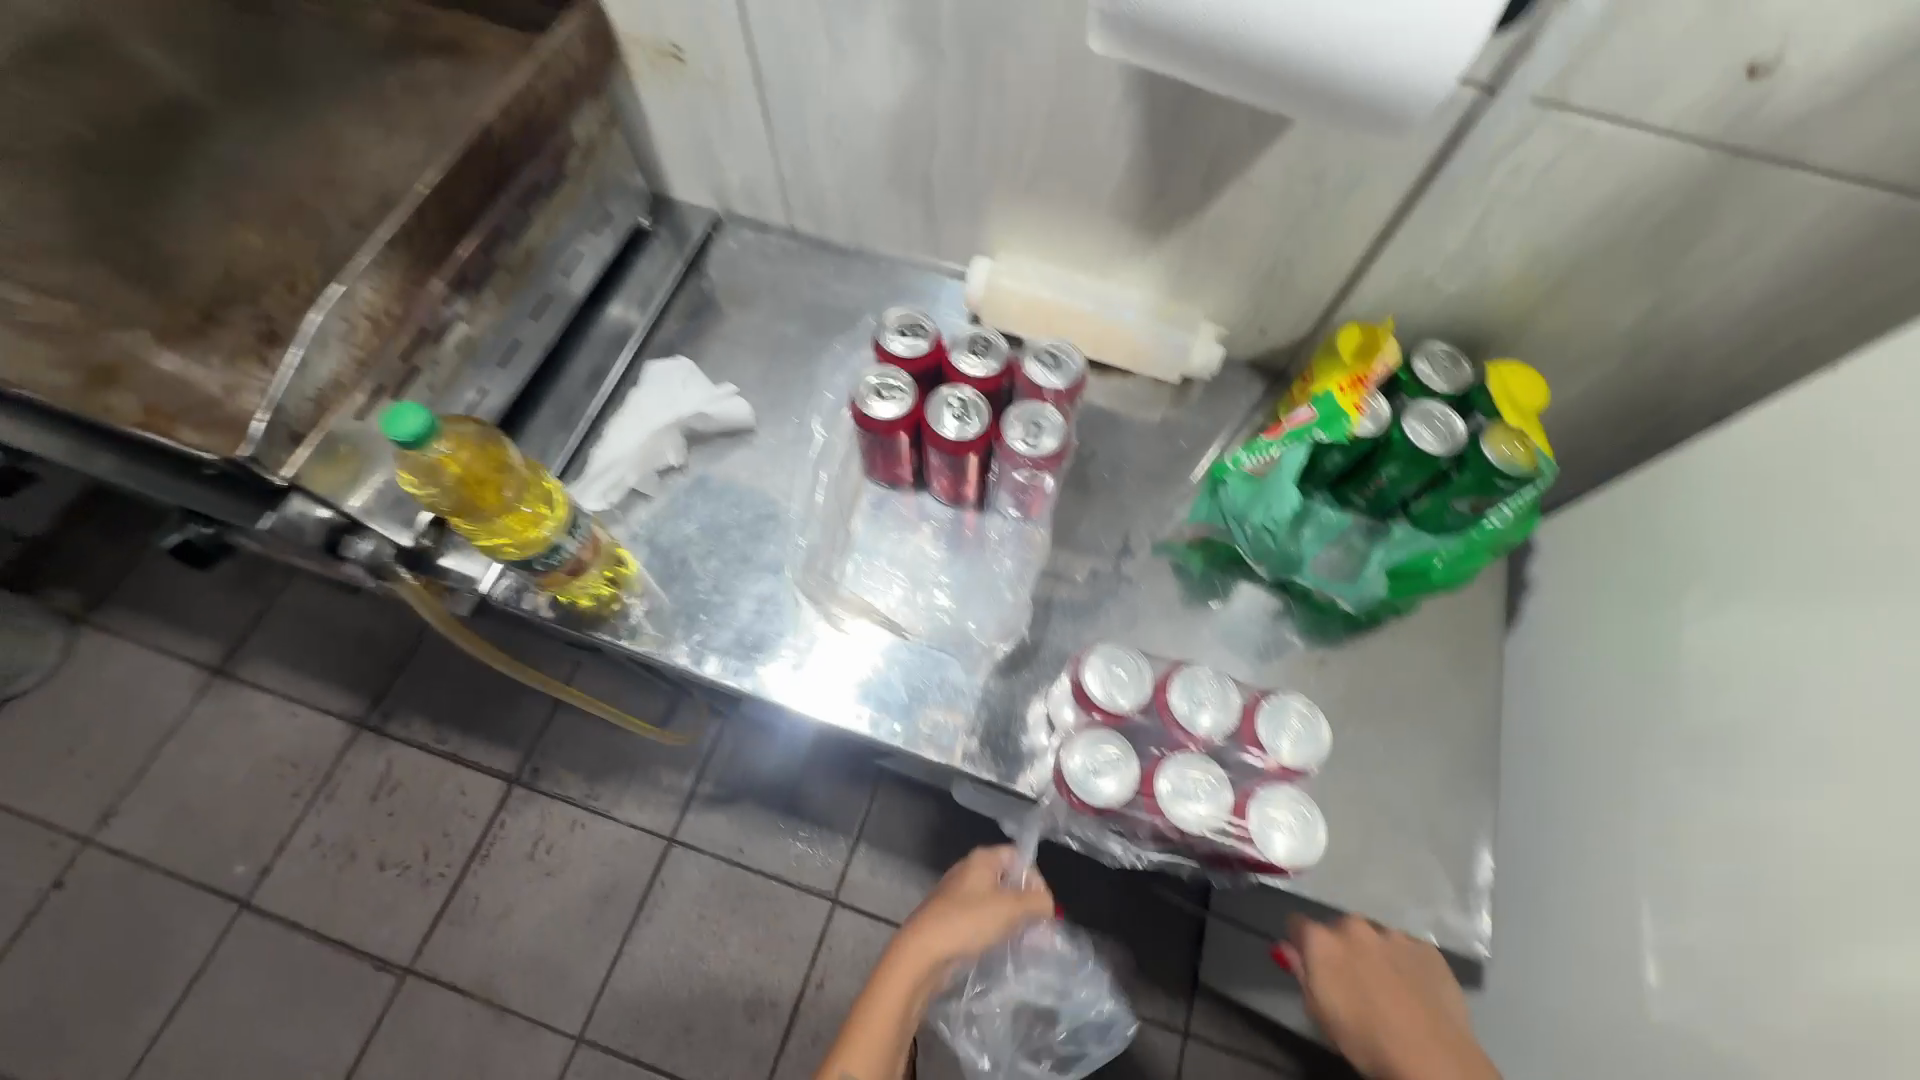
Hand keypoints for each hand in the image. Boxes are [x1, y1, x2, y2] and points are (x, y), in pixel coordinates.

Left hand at [889, 845, 1053, 981]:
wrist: (923, 951)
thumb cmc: (968, 921)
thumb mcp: (1011, 908)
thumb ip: (1037, 901)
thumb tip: (1047, 904)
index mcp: (982, 859)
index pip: (1019, 857)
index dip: (1035, 878)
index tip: (1043, 906)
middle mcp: (970, 871)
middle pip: (1008, 880)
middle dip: (1027, 903)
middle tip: (1038, 930)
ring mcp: (959, 895)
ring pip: (996, 902)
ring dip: (1014, 920)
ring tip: (1026, 943)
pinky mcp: (953, 918)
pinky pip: (983, 918)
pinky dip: (997, 930)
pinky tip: (1004, 948)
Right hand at [1281, 915, 1497, 1079]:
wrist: (1433, 1057)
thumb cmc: (1365, 1041)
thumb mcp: (1319, 1013)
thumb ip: (1301, 973)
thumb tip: (1289, 948)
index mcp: (1322, 941)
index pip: (1297, 923)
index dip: (1301, 942)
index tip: (1309, 961)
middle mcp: (1354, 926)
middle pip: (1339, 928)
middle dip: (1341, 947)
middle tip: (1352, 980)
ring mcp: (1393, 934)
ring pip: (1374, 936)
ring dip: (1374, 953)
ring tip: (1388, 987)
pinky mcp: (1426, 947)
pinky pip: (1406, 947)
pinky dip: (1404, 962)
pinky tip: (1414, 990)